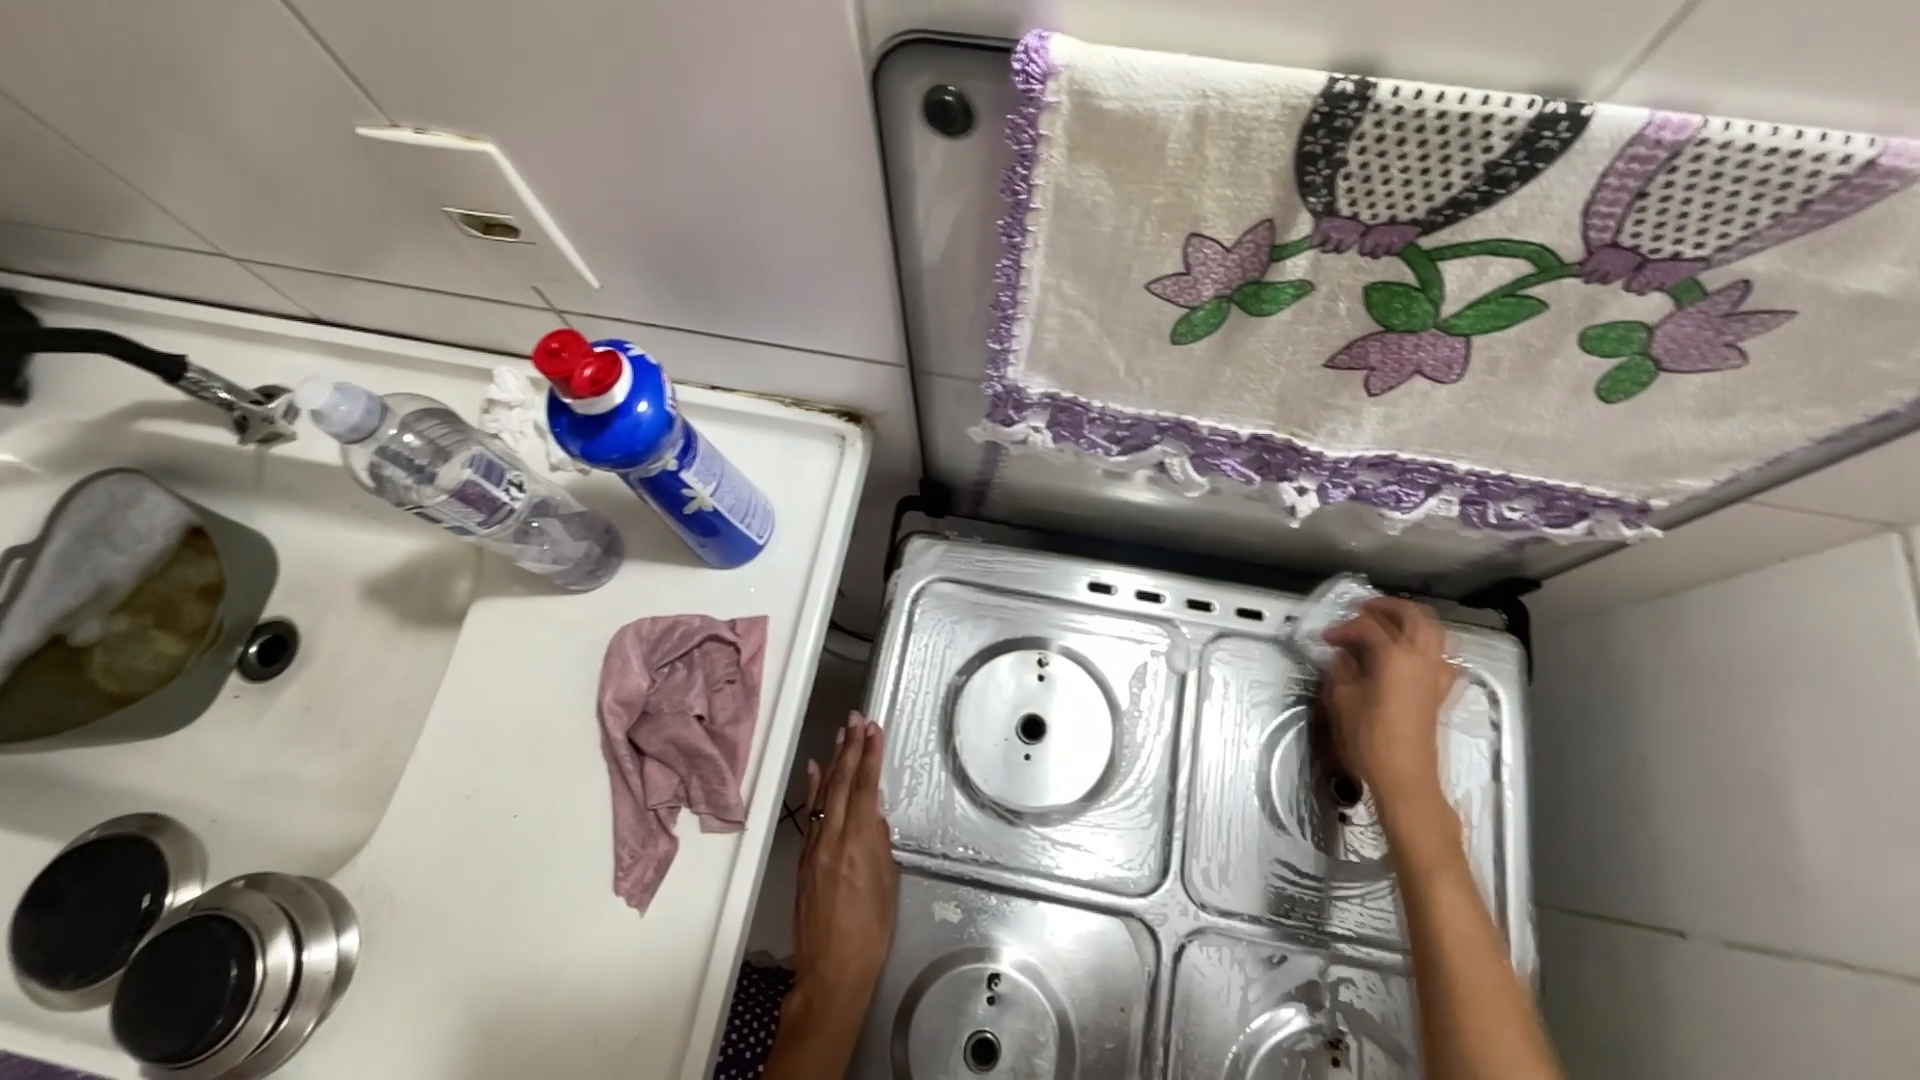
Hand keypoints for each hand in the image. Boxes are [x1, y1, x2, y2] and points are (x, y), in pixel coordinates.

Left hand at [792, 711, 897, 1007]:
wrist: (831, 970)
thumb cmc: (869, 934)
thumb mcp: (887, 884)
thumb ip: (878, 844)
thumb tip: (873, 815)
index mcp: (857, 844)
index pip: (864, 788)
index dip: (869, 756)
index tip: (873, 730)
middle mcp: (832, 839)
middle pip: (841, 783)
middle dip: (850, 748)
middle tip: (856, 720)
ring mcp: (814, 848)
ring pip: (824, 794)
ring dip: (833, 762)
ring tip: (841, 735)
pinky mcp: (805, 860)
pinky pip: (810, 814)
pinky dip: (813, 789)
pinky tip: (814, 770)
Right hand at [1320, 597, 1457, 815]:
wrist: (1404, 777)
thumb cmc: (1369, 739)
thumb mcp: (1341, 700)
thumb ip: (1340, 669)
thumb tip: (1340, 655)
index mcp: (1394, 656)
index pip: (1367, 627)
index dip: (1343, 627)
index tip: (1326, 637)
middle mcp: (1422, 658)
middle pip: (1412, 616)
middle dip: (1386, 608)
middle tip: (1362, 610)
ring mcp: (1436, 674)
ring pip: (1434, 630)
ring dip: (1411, 620)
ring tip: (1388, 623)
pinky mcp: (1441, 691)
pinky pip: (1442, 655)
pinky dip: (1427, 645)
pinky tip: (1412, 654)